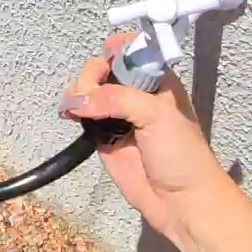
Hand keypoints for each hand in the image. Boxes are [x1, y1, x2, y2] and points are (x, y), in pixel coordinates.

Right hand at [60, 36, 232, 248]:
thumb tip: (76, 100)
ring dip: (78, 92)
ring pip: (90, 92)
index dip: (118, 48)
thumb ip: (116, 98)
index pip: (134, 52)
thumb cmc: (181, 154)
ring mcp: (119, 117)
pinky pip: (83, 117)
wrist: (183, 203)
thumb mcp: (156, 115)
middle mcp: (137, 95)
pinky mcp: (105, 138)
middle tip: (89, 90)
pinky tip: (68, 114)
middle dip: (92, 74)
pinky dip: (72, 111)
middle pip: (104, 69)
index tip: (105, 52)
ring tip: (76, 106)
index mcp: (158, 82)